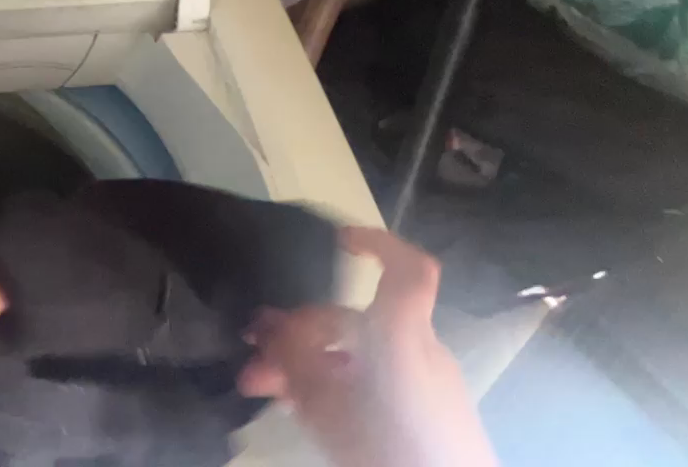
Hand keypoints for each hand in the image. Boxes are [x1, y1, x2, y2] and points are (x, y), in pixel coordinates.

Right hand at [239, 227, 498, 466]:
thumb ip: (293, 359)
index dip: (377, 243)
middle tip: (256, 361)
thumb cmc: (390, 450)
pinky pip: (377, 379)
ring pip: (359, 352)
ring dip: (310, 362)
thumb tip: (266, 325)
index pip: (409, 269)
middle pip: (354, 318)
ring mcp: (429, 382)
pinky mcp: (431, 413)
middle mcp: (419, 348)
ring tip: (267, 389)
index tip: (339, 243)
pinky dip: (340, 382)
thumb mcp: (327, 405)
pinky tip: (307, 408)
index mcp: (401, 334)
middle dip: (298, 333)